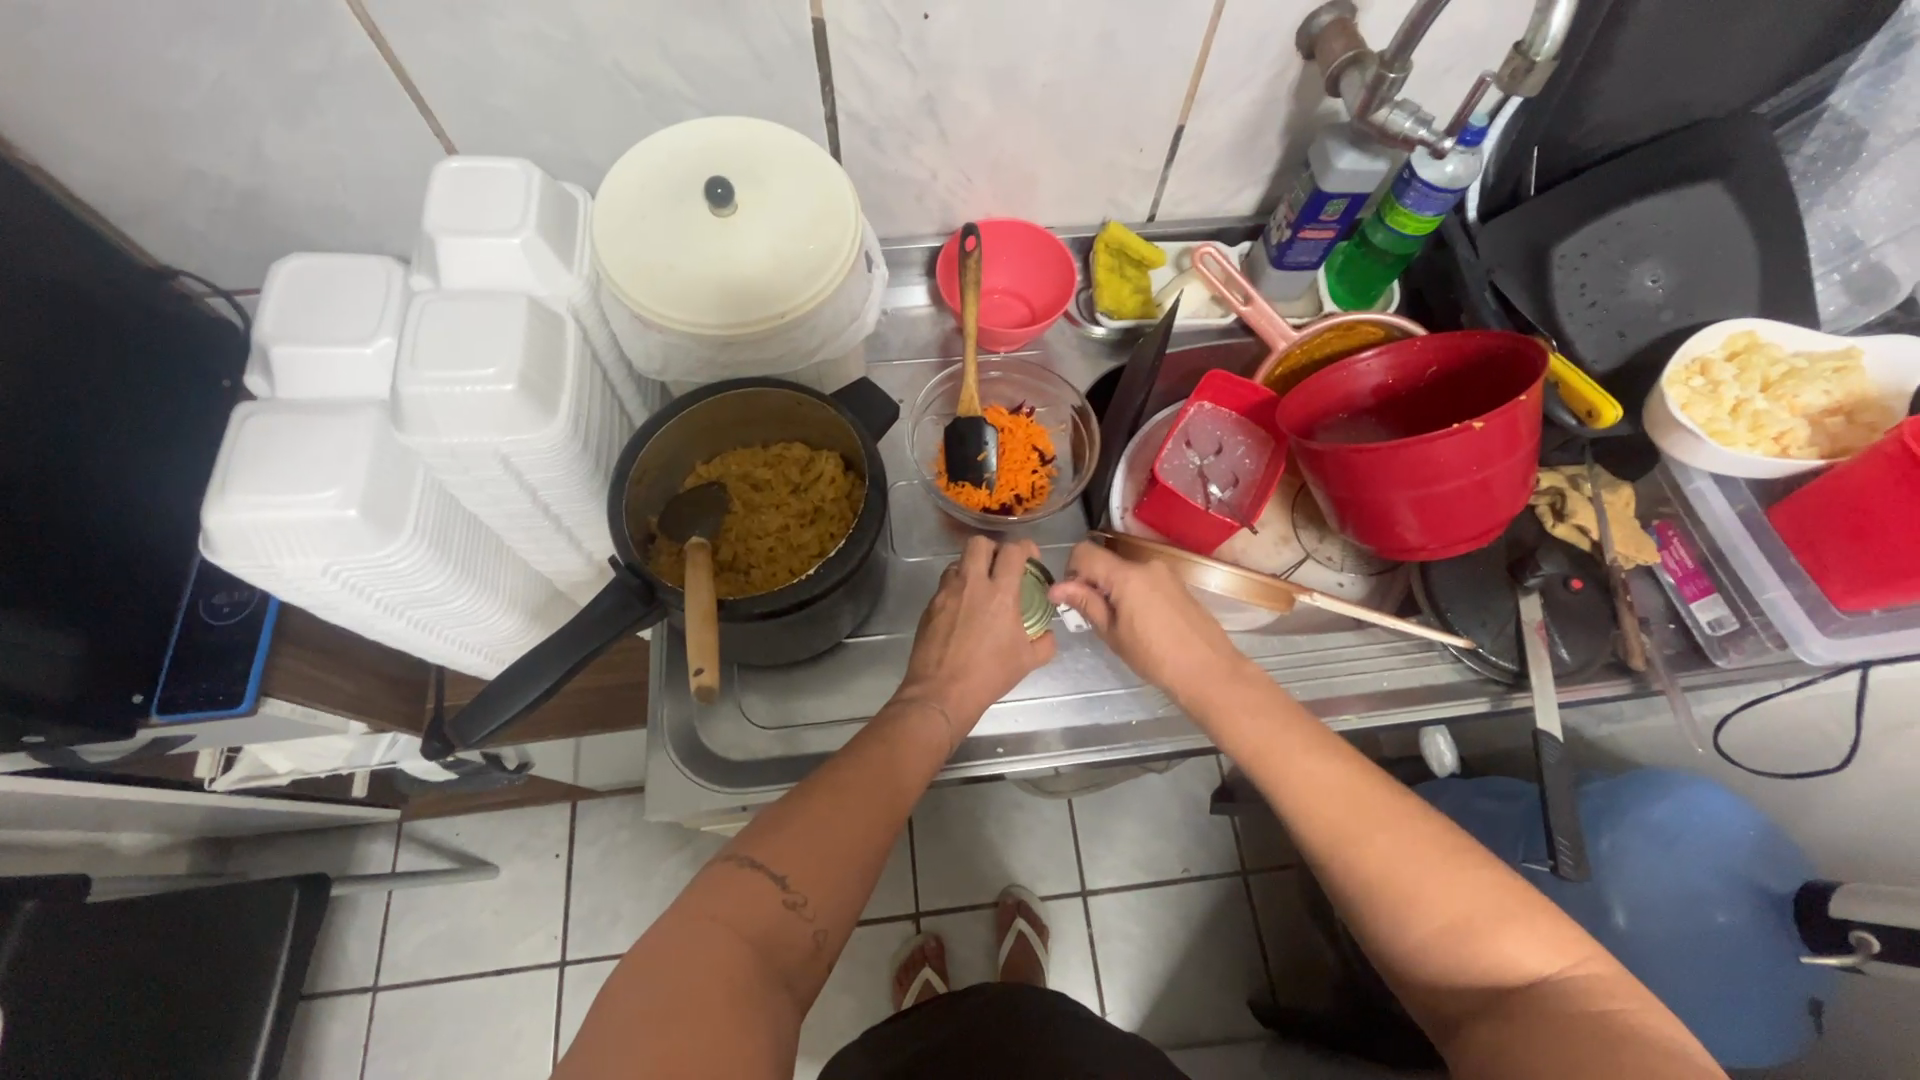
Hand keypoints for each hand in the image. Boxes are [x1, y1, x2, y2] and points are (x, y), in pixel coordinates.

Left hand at [894, 536, 1057, 744]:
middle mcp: (971, 584)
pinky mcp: (930, 606)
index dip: (1025, 548)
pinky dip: (957, 589)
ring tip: (980, 589)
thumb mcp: (1028, 661)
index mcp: (1000, 592)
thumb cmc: (989, 675)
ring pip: (958, 562)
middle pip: (979, 543)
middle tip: (1001, 567)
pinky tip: (963, 611)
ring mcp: (946, 593)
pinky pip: (945, 586)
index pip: (1013, 551)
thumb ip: (1045, 643)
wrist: (941, 692)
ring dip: (972, 568)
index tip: (1030, 558)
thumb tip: (1048, 634)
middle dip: (993, 549)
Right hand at [1049, 540, 1253, 704]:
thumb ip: (1086, 603)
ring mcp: (1164, 572)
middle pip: (1106, 561)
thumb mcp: (1112, 633)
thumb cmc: (1154, 657)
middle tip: (1094, 615)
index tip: (1073, 598)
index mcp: (1126, 575)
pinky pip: (1143, 579)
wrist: (1209, 670)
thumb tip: (1056, 588)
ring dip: (1112, 588)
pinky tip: (1140, 622)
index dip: (1071, 571)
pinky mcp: (1177, 583)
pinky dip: (1132, 592)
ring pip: (1124, 570)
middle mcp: (1146, 564)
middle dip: (1092, 582)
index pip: (1084, 552)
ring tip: (1119, 623)